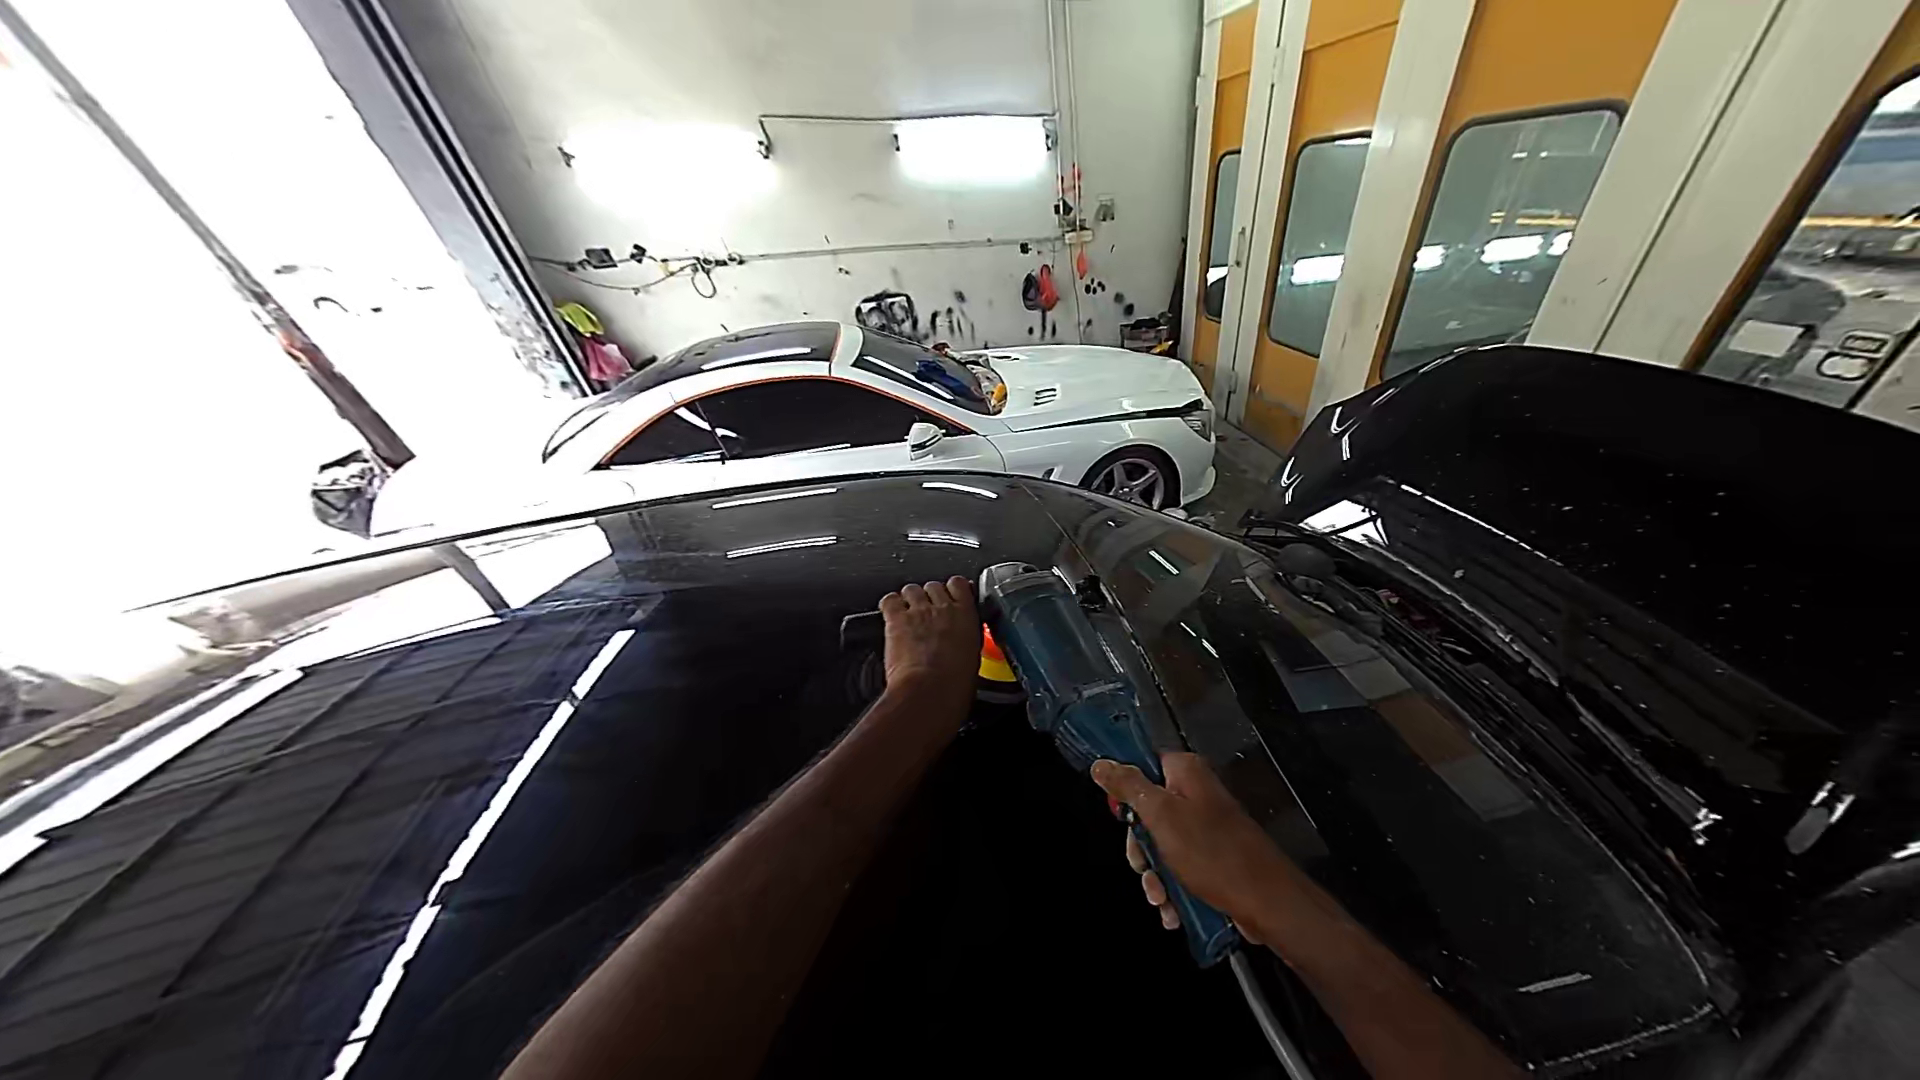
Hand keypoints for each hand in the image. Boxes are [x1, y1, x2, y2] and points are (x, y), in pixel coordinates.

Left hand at [878, 578, 980, 697]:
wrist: (930, 690)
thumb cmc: (953, 684)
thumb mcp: (973, 657)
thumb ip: (966, 640)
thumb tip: (961, 643)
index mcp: (965, 615)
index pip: (959, 584)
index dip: (951, 589)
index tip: (949, 596)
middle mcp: (942, 608)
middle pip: (933, 586)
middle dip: (929, 596)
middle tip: (927, 613)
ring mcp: (918, 611)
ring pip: (911, 589)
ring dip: (909, 599)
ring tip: (908, 615)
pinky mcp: (897, 619)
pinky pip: (890, 600)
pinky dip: (889, 604)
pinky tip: (890, 614)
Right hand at [1091, 752, 1291, 938]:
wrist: (1269, 904)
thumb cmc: (1213, 854)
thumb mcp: (1160, 815)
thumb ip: (1128, 787)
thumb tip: (1101, 764)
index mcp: (1185, 772)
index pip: (1141, 764)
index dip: (1125, 790)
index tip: (1120, 815)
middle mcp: (1195, 793)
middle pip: (1147, 810)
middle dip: (1140, 847)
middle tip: (1142, 866)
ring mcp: (1206, 826)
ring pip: (1160, 844)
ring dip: (1154, 874)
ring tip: (1161, 899)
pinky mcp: (1213, 857)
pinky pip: (1179, 866)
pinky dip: (1172, 887)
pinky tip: (1172, 909)